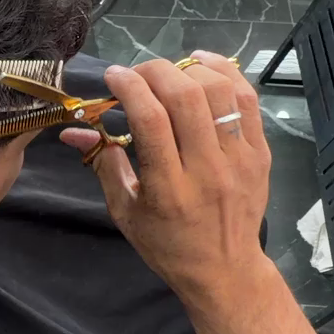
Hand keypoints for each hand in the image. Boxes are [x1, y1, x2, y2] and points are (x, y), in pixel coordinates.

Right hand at [62, 51, 274, 302]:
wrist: (223, 268)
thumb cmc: (164, 243)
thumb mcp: (125, 211)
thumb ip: (103, 165)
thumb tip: (73, 131)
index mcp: (167, 188)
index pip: (149, 120)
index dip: (130, 88)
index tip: (113, 76)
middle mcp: (206, 169)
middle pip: (185, 98)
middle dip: (155, 72)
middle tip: (137, 72)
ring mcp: (239, 158)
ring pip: (219, 91)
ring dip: (188, 69)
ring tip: (168, 71)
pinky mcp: (260, 151)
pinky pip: (246, 99)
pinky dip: (224, 73)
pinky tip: (202, 65)